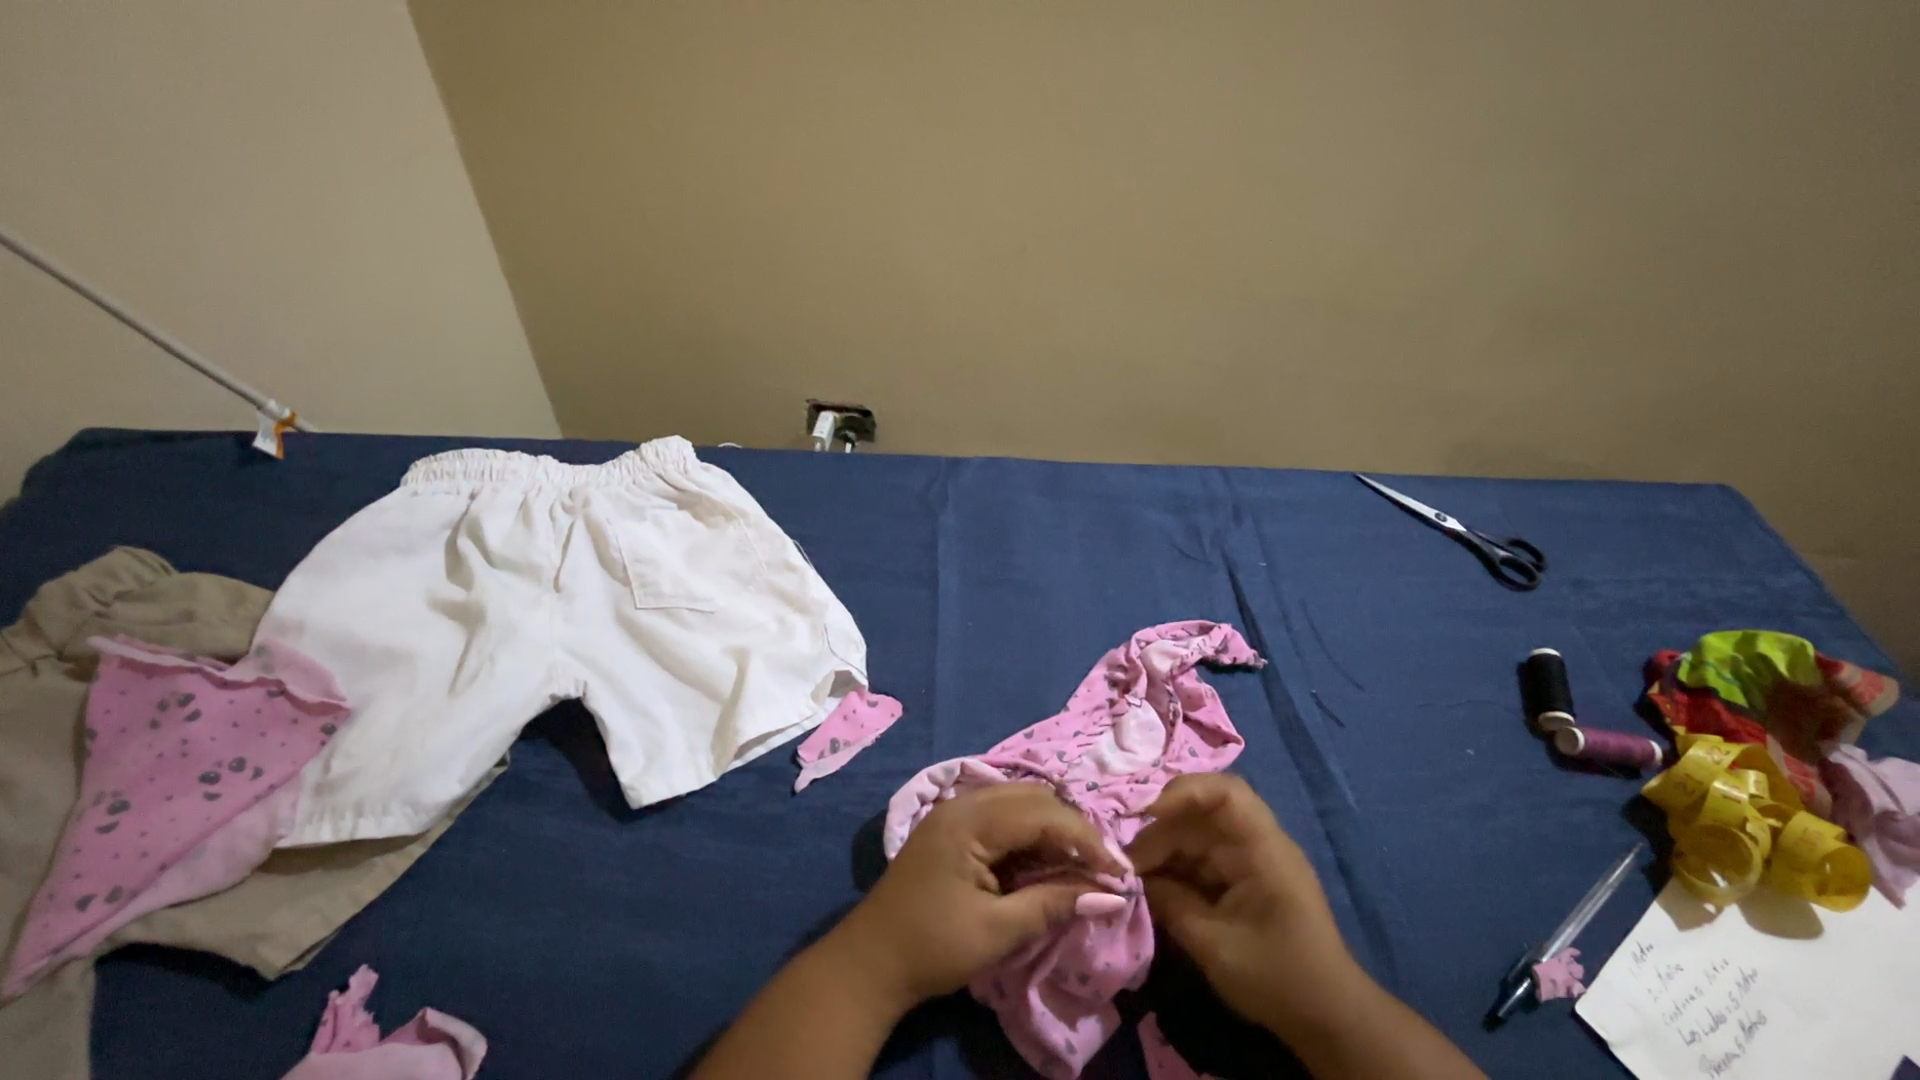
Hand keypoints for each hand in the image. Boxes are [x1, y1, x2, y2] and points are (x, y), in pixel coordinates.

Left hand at [824, 783, 1121, 1012]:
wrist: (868, 964)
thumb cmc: (932, 947)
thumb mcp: (997, 931)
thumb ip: (1052, 904)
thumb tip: (1109, 895)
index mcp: (969, 821)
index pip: (1043, 813)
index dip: (1086, 839)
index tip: (1119, 872)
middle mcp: (961, 804)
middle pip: (1033, 798)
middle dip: (1073, 828)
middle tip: (1102, 867)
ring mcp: (953, 814)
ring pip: (1018, 803)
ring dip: (1053, 829)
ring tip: (1081, 864)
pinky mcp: (951, 830)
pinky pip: (1001, 817)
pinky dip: (1030, 835)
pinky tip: (1045, 861)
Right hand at [1128, 773, 1362, 1035]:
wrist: (1328, 1018)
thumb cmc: (1278, 978)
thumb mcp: (1215, 946)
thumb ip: (1170, 903)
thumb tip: (1130, 877)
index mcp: (1263, 849)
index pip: (1224, 793)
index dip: (1180, 793)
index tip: (1142, 815)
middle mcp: (1257, 843)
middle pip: (1199, 815)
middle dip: (1159, 833)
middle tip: (1125, 865)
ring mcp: (1250, 860)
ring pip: (1195, 836)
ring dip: (1162, 851)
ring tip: (1131, 877)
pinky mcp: (1242, 879)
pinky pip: (1201, 859)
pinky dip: (1174, 868)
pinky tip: (1151, 888)